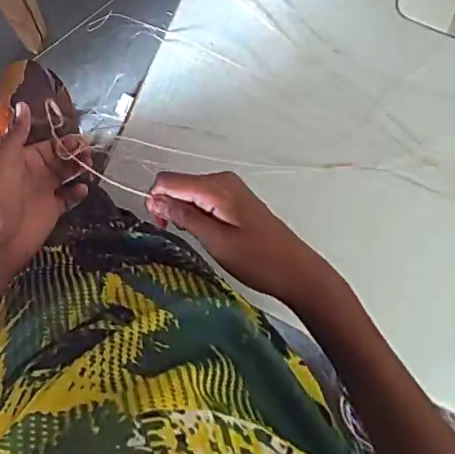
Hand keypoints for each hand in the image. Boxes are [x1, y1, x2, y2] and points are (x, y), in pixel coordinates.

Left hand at [0, 103, 89, 273]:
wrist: (0, 238)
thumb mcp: (3, 158)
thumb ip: (16, 133)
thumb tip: (22, 105)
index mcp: (23, 157)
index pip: (48, 142)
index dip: (63, 138)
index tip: (78, 136)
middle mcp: (36, 171)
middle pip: (61, 156)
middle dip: (75, 151)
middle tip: (87, 151)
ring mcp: (45, 189)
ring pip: (68, 173)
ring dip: (80, 167)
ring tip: (89, 165)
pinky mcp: (53, 208)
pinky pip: (70, 196)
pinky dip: (78, 192)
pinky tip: (82, 189)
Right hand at [147, 171, 335, 302]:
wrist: (299, 273)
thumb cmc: (259, 260)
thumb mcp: (216, 241)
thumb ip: (183, 216)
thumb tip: (155, 200)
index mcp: (216, 187)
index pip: (168, 180)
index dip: (156, 200)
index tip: (159, 225)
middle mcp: (221, 180)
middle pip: (177, 183)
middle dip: (167, 205)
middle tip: (174, 233)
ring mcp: (229, 188)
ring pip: (188, 191)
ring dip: (181, 210)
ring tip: (193, 236)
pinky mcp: (234, 199)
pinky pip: (202, 197)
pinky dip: (195, 212)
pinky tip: (205, 232)